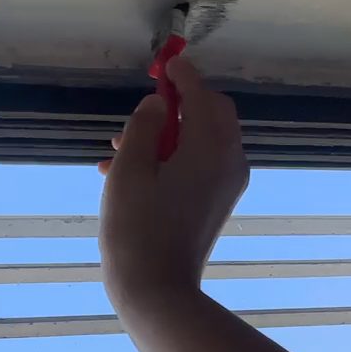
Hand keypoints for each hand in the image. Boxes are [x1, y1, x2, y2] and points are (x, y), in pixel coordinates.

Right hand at [99, 57, 248, 310]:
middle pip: (211, 115)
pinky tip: (131, 171)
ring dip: (168, 133)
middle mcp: (229, 161)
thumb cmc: (136, 227)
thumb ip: (142, 127)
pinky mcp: (215, 203)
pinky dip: (172, 157)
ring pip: (202, 141)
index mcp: (211, 147)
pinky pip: (198, 165)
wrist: (156, 289)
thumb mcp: (128, 170)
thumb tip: (156, 104)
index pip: (202, 96)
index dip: (182, 76)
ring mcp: (225, 185)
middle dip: (179, 103)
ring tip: (121, 145)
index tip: (165, 62)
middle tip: (146, 102)